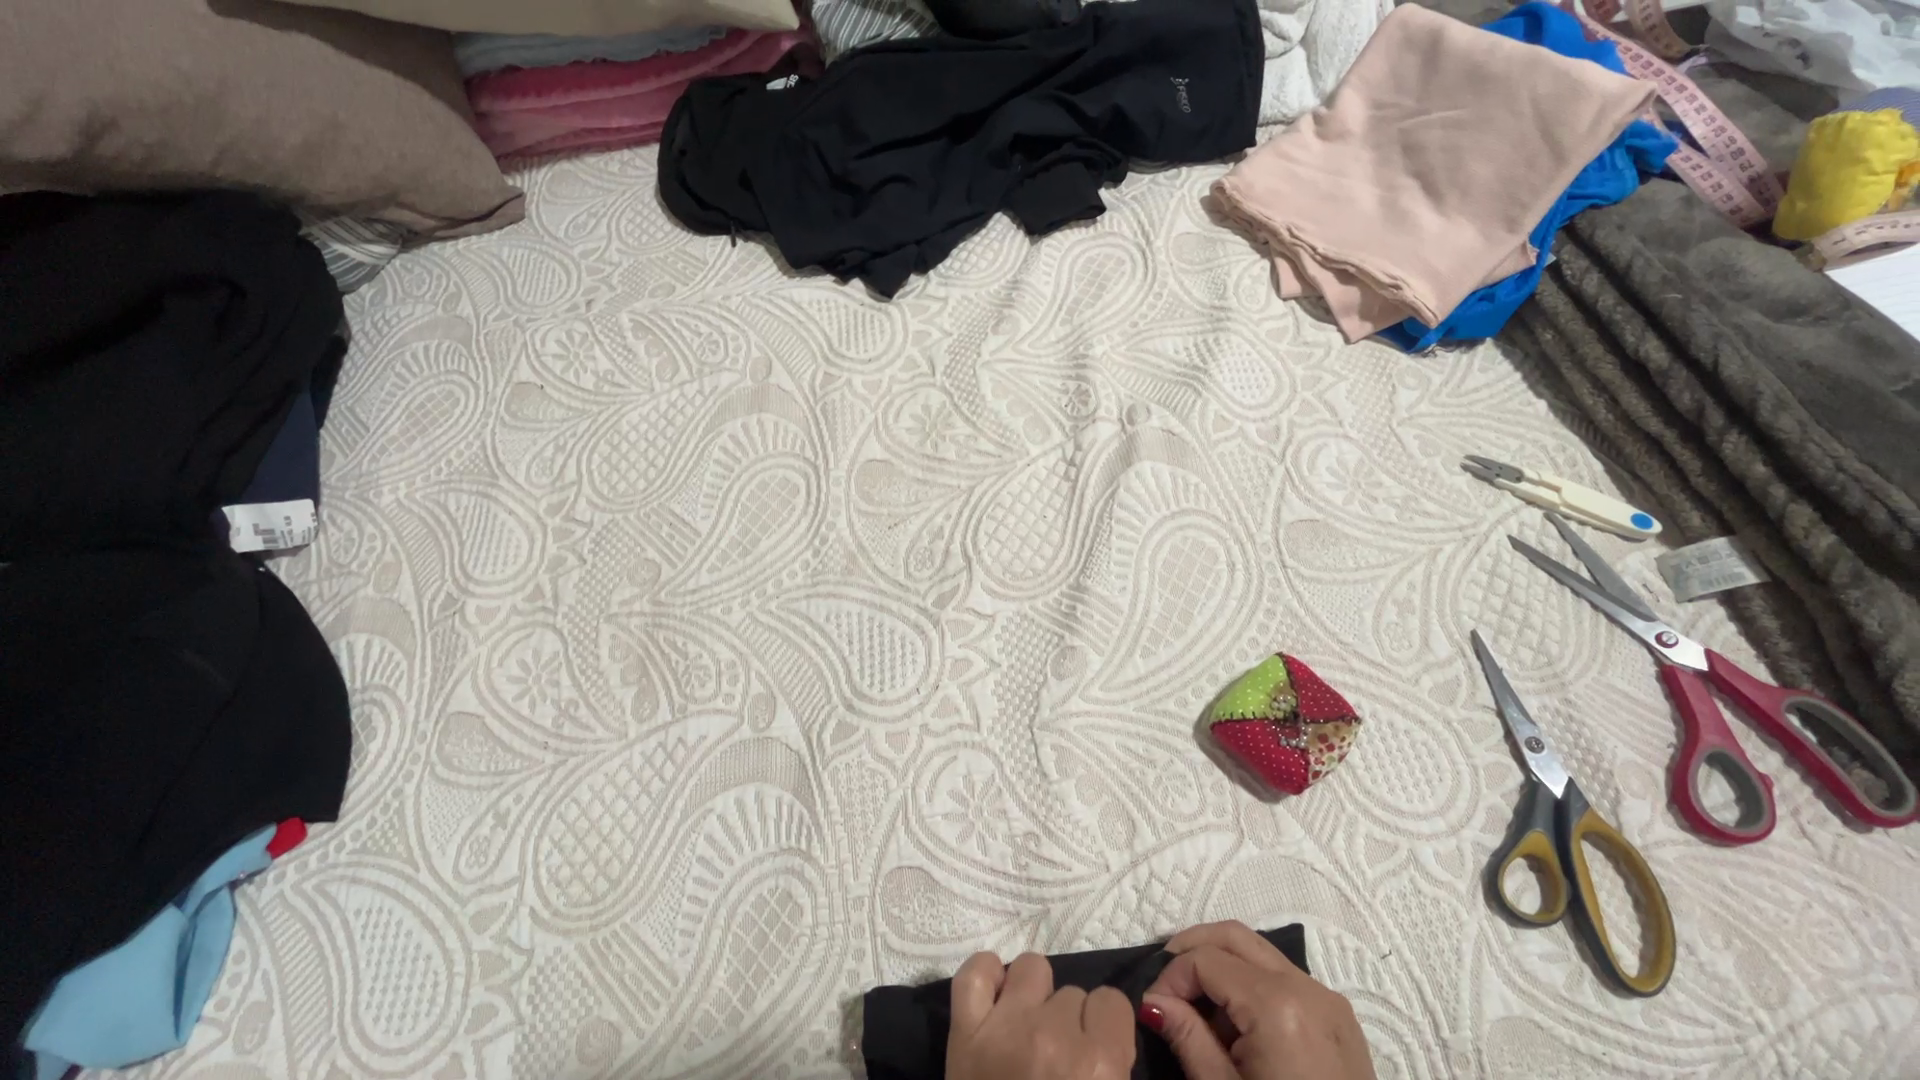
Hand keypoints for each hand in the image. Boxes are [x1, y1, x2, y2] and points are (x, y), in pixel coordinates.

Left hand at [946, 951, 1137, 1079]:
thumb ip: (1113, 1066)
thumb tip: (1105, 1039)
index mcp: (1099, 1063)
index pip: (1111, 1001)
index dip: (1103, 1027)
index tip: (1093, 1052)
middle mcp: (1054, 1033)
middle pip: (1071, 992)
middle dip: (1067, 1021)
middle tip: (1054, 1059)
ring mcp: (1005, 1026)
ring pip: (1031, 968)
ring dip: (1032, 994)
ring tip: (1025, 1027)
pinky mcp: (964, 1031)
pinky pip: (974, 971)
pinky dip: (985, 975)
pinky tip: (994, 997)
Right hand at [1138, 921, 1374, 1079]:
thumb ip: (1186, 1037)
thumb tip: (1153, 1001)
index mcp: (1276, 1004)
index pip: (1205, 959)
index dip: (1170, 976)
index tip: (1153, 1009)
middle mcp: (1306, 986)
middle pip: (1233, 936)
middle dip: (1191, 950)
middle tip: (1163, 984)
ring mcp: (1328, 998)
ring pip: (1259, 952)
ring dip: (1221, 965)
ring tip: (1196, 1007)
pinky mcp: (1339, 1016)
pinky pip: (1284, 977)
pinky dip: (1250, 982)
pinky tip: (1235, 1025)